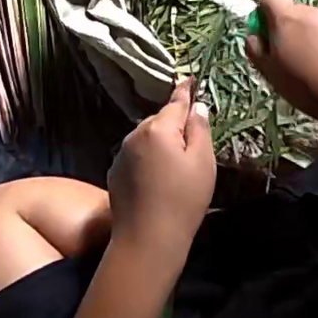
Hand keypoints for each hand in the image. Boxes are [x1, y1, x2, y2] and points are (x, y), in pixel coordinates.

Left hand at [106, 79, 216, 280]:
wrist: (147, 238)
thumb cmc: (183, 199)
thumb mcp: (202, 163)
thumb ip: (200, 130)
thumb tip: (197, 106)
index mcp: (158, 128)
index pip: (175, 102)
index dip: (185, 91)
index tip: (190, 79)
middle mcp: (134, 135)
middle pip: (159, 121)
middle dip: (173, 123)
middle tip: (193, 138)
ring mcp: (121, 154)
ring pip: (145, 138)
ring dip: (159, 141)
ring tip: (176, 162)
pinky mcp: (115, 172)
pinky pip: (135, 156)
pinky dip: (147, 158)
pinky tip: (157, 177)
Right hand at [245, 0, 317, 130]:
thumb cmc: (309, 90)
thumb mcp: (271, 75)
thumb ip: (257, 50)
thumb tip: (255, 35)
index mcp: (288, 20)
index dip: (267, 12)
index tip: (269, 35)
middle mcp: (315, 13)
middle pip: (298, 13)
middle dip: (294, 30)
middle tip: (297, 60)